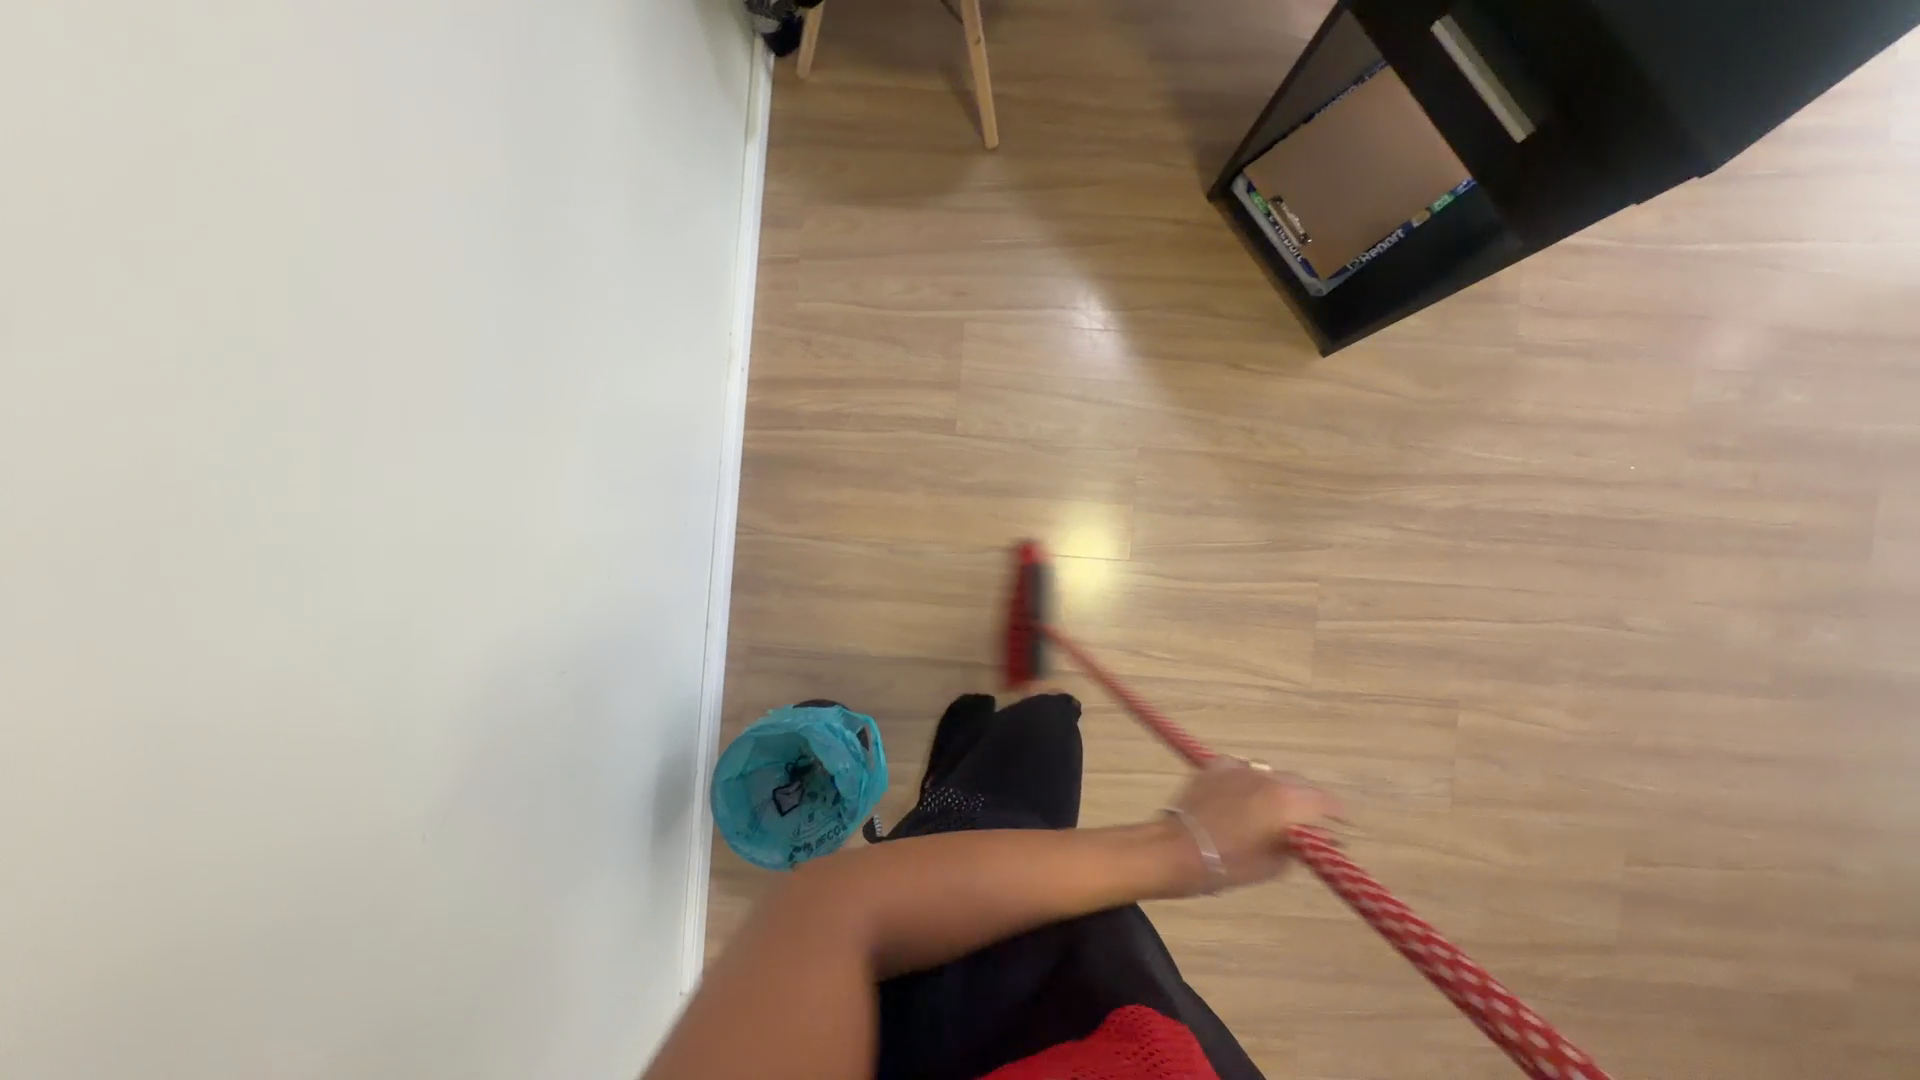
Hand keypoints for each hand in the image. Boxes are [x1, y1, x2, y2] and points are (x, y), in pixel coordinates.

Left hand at [1158, 758, 1340, 895]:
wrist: (1178, 849)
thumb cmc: (1228, 864)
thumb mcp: (1273, 864)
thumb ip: (1300, 846)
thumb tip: (1317, 837)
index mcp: (1286, 801)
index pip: (1324, 801)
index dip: (1336, 814)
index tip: (1341, 825)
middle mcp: (1266, 777)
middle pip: (1298, 784)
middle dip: (1308, 801)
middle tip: (1309, 822)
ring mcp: (1239, 768)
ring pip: (1270, 774)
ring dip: (1278, 789)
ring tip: (1274, 810)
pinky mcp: (1215, 767)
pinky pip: (1242, 769)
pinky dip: (1248, 780)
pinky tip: (1243, 796)